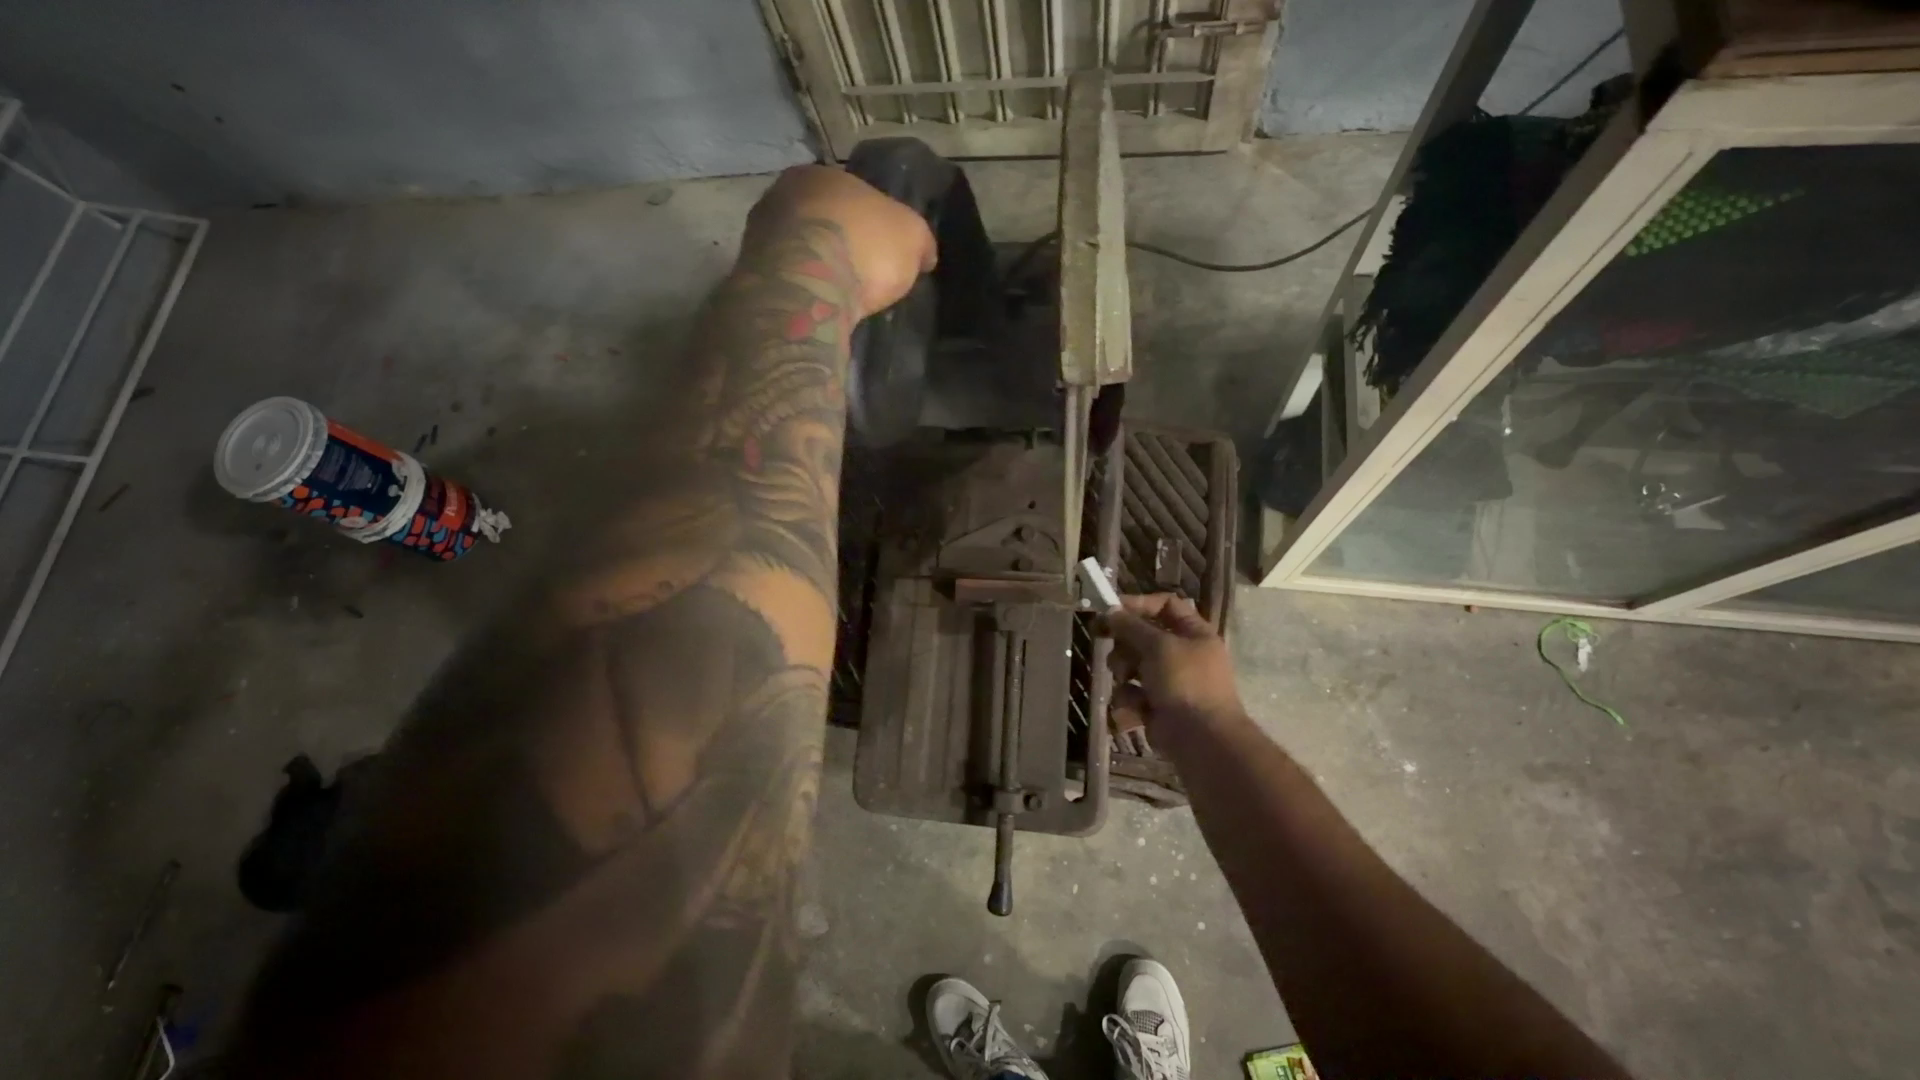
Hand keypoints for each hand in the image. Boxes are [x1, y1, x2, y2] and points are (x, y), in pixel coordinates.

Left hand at [742, 165, 937, 319]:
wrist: (805, 291)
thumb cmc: (863, 249)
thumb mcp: (912, 238)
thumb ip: (919, 242)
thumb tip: (925, 255)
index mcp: (818, 174)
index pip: (849, 192)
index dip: (869, 219)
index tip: (881, 246)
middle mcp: (779, 195)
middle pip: (818, 218)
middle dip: (837, 241)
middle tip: (861, 271)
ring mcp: (757, 235)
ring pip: (796, 248)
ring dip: (815, 267)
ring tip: (839, 295)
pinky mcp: (748, 274)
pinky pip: (784, 279)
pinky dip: (800, 290)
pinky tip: (817, 306)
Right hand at [1103, 593, 1245, 736]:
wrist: (1201, 738)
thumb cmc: (1185, 682)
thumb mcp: (1159, 646)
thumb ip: (1132, 626)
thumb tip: (1111, 611)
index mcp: (1194, 634)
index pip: (1166, 605)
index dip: (1139, 604)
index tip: (1111, 610)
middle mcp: (1183, 654)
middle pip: (1144, 636)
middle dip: (1125, 644)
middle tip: (1110, 647)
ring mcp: (1170, 681)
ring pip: (1133, 666)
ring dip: (1123, 672)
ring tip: (1123, 680)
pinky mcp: (1157, 706)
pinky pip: (1133, 693)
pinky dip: (1129, 699)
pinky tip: (1132, 707)